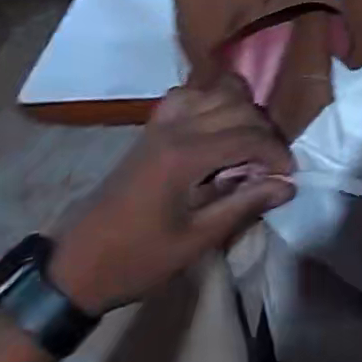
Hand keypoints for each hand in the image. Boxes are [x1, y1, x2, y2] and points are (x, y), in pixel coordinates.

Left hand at [47, 75, 294, 313]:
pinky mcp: (151, 129)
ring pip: (218, 92)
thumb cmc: (136, 259)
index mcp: (185, 157)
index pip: (250, 136)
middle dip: (266, 133)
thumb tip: (288, 184)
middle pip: (240, 108)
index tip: (289, 175)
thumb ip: (245, 205)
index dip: (277, 153)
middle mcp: (175, 130)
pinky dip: (212, 100)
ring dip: (244, 111)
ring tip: (250, 142)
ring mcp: (160, 125)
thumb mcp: (196, 241)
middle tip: (271, 164)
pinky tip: (218, 125)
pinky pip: (189, 95)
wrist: (72, 269)